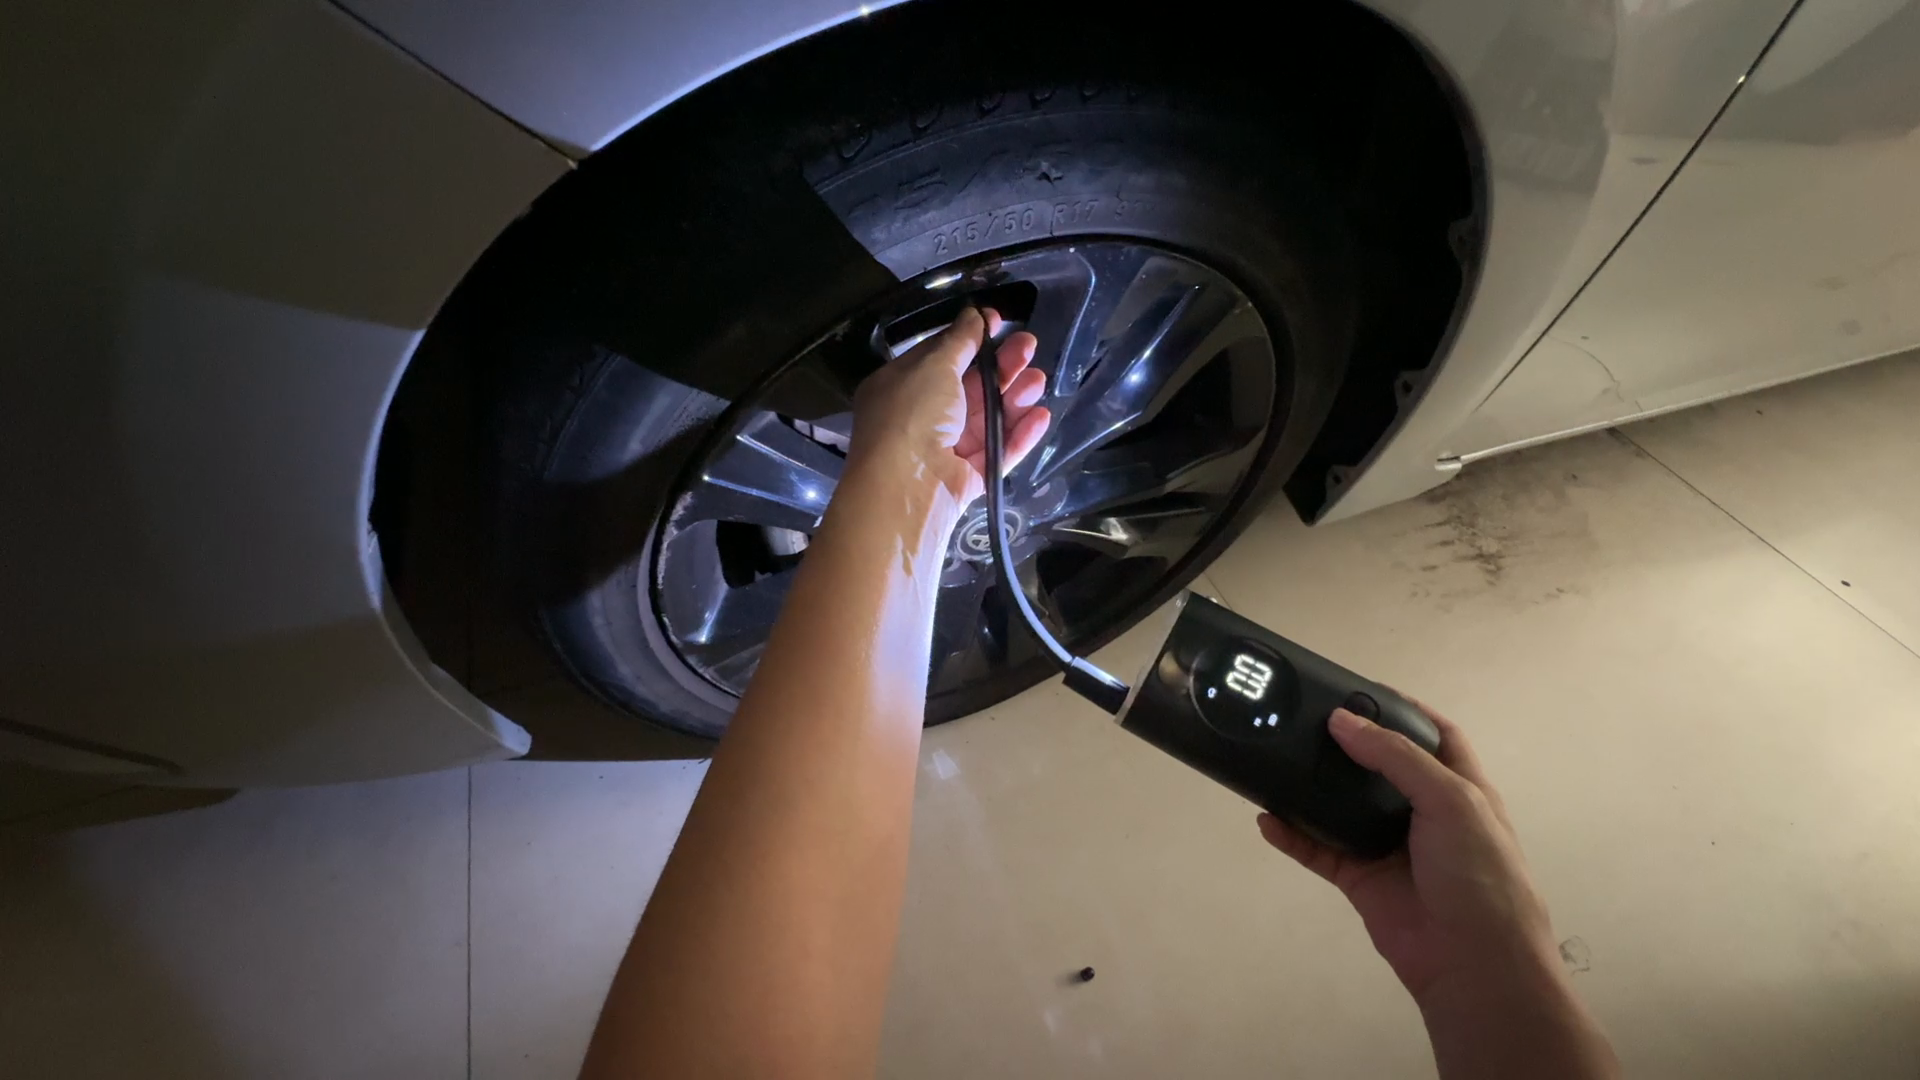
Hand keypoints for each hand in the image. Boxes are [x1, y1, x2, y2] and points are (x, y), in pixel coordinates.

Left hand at [848, 306, 1050, 508]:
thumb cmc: (912, 414)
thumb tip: (974, 315)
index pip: (940, 357)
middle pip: (971, 387)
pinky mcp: (969, 476)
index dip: (970, 339)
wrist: (907, 484)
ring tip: (1037, 381)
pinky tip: (1040, 416)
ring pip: (988, 418)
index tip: (996, 322)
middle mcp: (922, 417)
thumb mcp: (933, 366)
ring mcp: (947, 449)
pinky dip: (1019, 434)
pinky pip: (998, 451)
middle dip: (1002, 366)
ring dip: (1015, 397)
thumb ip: (959, 341)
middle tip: (1029, 346)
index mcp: (903, 387)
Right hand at [1258, 704, 1551, 997]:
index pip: (1435, 736)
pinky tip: (1267, 820)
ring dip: (1310, 787)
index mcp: (1458, 790)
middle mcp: (1420, 812)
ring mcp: (1386, 844)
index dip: (1405, 709)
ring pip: (1339, 805)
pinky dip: (1290, 835)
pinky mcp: (1357, 875)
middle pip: (1378, 765)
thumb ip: (1396, 757)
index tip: (1360, 690)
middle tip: (1303, 718)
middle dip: (1345, 743)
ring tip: (1276, 760)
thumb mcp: (1452, 802)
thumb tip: (1341, 720)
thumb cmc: (1479, 874)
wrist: (1472, 963)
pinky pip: (1315, 848)